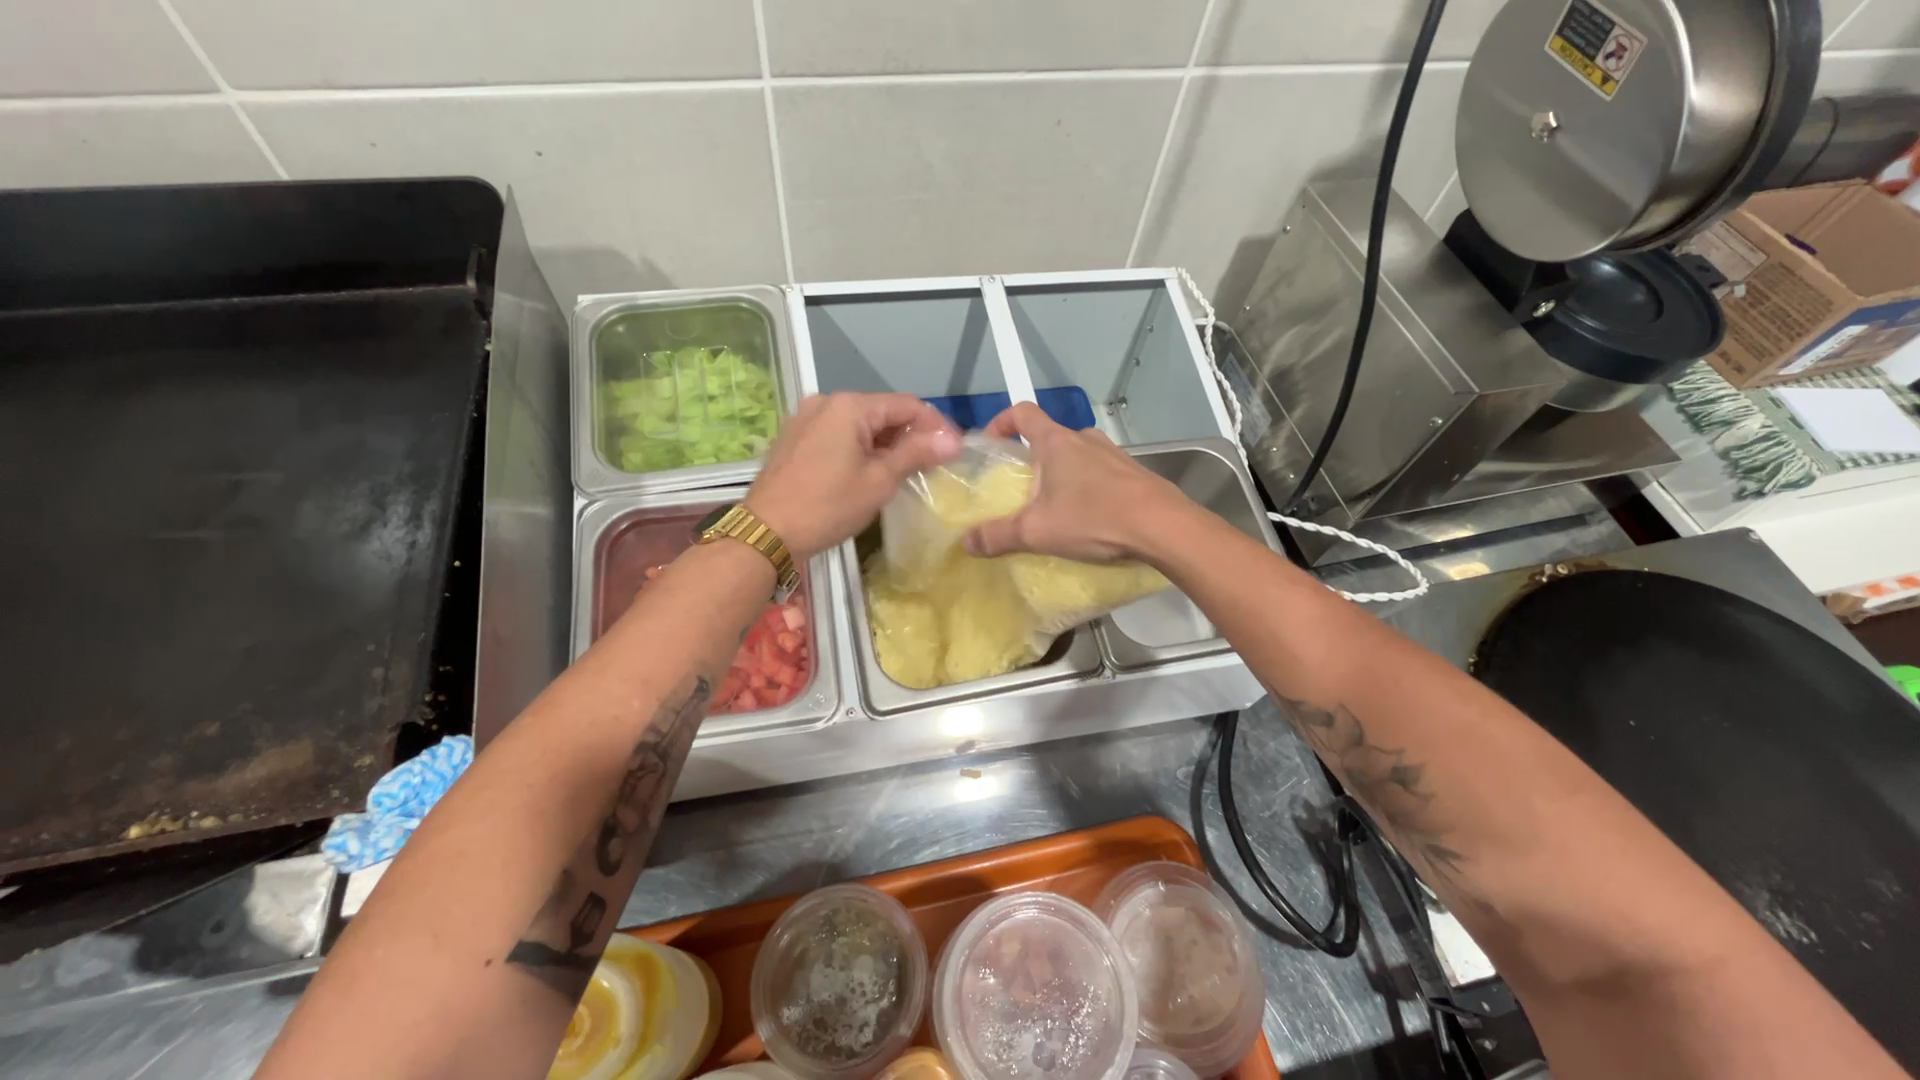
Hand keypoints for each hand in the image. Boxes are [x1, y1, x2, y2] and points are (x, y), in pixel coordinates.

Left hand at [746, 393, 961, 560]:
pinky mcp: (794, 438)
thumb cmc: (827, 506)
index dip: (936, 426)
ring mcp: (806, 418)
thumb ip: (916, 453)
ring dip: (884, 444)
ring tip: (903, 473)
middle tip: (931, 466)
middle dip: (909, 436)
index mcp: (850, 406)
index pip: (907, 405)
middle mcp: (826, 402)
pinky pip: (837, 435)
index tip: (953, 451)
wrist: (767, 532)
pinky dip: (858, 449)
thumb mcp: (879, 481)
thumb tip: (953, 439)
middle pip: (882, 412)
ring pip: (858, 425)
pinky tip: (867, 473)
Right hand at [962, 403, 1192, 562]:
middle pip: (1049, 439)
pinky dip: (1087, 488)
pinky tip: (1088, 518)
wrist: (1164, 527)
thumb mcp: (1038, 532)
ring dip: (1061, 476)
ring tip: (1054, 508)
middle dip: (1031, 461)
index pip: (1022, 413)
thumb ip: (999, 536)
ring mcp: (1113, 455)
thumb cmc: (1095, 518)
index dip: (1002, 422)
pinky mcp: (1133, 474)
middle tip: (1021, 491)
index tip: (990, 443)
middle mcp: (1084, 440)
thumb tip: (966, 542)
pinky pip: (1100, 474)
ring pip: (1076, 457)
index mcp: (1056, 442)